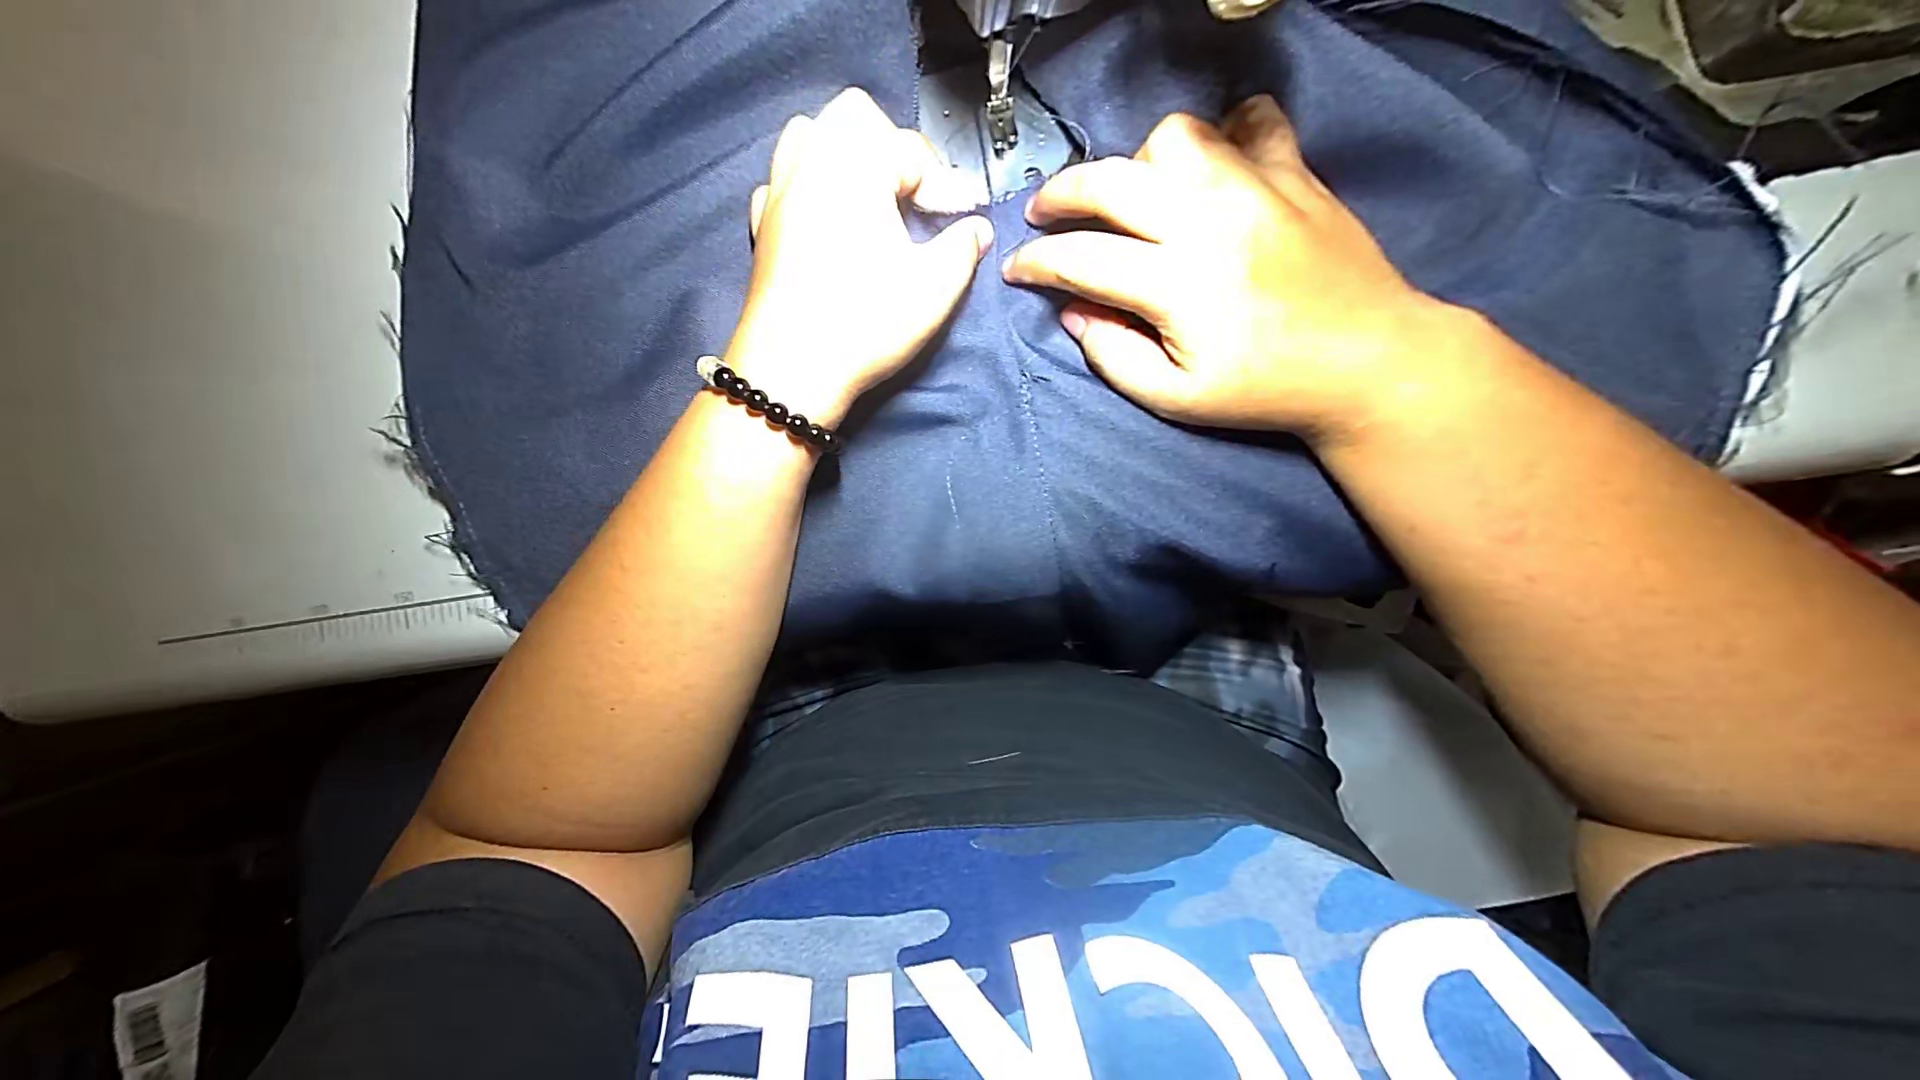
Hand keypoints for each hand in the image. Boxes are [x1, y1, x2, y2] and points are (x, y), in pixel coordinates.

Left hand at [725, 88, 993, 428]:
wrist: (792, 368)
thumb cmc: (865, 324)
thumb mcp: (935, 288)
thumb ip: (963, 248)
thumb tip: (976, 230)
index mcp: (856, 165)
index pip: (911, 149)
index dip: (943, 184)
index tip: (957, 220)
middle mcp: (811, 163)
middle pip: (855, 118)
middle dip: (893, 149)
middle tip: (916, 198)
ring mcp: (778, 192)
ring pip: (810, 136)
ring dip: (847, 156)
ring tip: (873, 202)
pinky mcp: (761, 226)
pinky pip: (785, 180)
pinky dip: (810, 187)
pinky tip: (829, 224)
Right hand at [1002, 95, 1475, 446]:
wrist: (1368, 362)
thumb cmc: (1264, 390)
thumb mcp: (1176, 397)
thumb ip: (1114, 355)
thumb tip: (1074, 312)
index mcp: (1177, 284)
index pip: (1082, 258)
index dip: (1036, 262)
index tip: (1016, 269)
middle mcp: (1210, 221)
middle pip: (1112, 179)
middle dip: (1061, 195)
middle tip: (1044, 215)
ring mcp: (1257, 187)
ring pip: (1175, 137)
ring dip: (1136, 164)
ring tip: (1132, 197)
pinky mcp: (1295, 173)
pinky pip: (1251, 122)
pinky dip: (1221, 137)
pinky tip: (1210, 168)